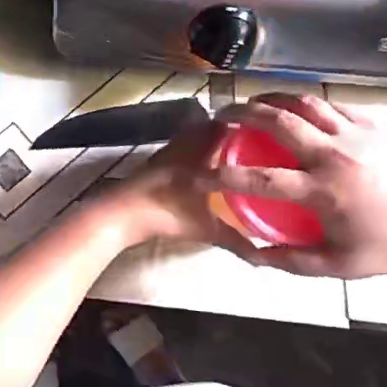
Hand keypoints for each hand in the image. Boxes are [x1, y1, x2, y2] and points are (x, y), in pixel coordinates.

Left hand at [95, 116, 262, 254]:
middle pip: (211, 129)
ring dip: (211, 142)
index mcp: (201, 151)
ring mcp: (168, 151)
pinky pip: (182, 148)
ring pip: (194, 138)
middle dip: (230, 134)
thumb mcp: (206, 229)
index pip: (226, 128)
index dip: (245, 127)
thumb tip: (263, 258)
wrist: (122, 215)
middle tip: (253, 144)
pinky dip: (195, 152)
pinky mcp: (156, 162)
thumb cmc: (167, 214)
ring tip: (233, 154)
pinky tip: (203, 168)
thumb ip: (236, 240)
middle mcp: (185, 144)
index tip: (265, 134)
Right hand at [207, 93, 386, 277]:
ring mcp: (354, 133)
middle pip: (278, 122)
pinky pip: (332, 104)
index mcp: (323, 192)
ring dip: (274, 98)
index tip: (199, 175)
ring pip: (304, 103)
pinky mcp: (373, 123)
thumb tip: (258, 256)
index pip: (262, 179)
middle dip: (243, 113)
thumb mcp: (346, 266)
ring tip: (256, 101)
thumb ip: (297, 262)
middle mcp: (333, 154)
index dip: (224, 176)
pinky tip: (300, 106)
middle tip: (224, 113)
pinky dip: (308, 102)